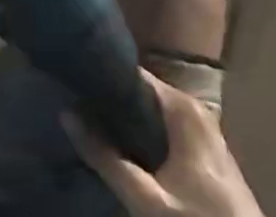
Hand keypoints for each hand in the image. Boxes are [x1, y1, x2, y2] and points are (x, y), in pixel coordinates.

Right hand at [63, 72, 263, 216]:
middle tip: (78, 110)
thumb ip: (106, 159)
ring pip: (156, 115)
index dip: (103, 80)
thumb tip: (67, 115)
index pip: (134, 75)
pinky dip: (145, 137)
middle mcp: (196, 110)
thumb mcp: (146, 199)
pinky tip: (125, 153)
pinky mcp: (209, 155)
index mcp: (183, 108)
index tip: (73, 85)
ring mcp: (206, 132)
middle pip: (144, 95)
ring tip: (93, 128)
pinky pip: (168, 131)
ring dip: (128, 123)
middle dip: (113, 104)